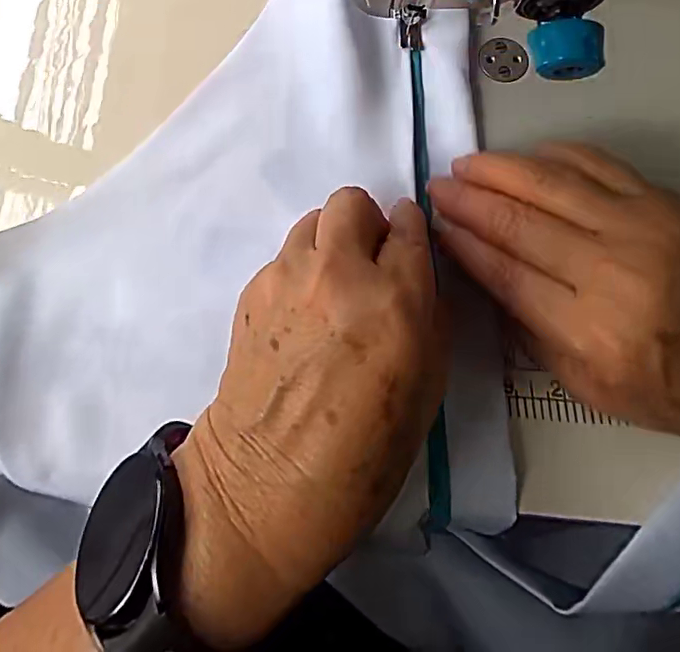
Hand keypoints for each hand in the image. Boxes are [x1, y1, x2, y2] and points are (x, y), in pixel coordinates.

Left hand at [169, 188, 450, 647]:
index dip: (411, 232)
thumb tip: (415, 272)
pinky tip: (300, 314)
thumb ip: (426, 313)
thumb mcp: (427, 386)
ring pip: (312, 222)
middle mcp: (337, 274)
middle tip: (370, 261)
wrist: (266, 477)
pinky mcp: (252, 287)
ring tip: (332, 288)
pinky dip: (299, 269)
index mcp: (395, 302)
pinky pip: (284, 255)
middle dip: (366, 223)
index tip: (407, 243)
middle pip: (350, 202)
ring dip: (329, 242)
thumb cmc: (364, 454)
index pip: (408, 227)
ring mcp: (286, 276)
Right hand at [428, 143, 679, 471]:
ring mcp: (644, 230)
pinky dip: (548, 155)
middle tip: (434, 187)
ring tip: (463, 166)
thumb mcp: (589, 386)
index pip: (505, 272)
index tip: (432, 225)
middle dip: (466, 200)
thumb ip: (528, 328)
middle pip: (518, 222)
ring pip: (548, 183)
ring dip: (496, 169)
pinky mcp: (665, 204)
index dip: (461, 243)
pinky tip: (521, 159)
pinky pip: (593, 163)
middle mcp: (616, 274)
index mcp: (594, 332)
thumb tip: (479, 270)